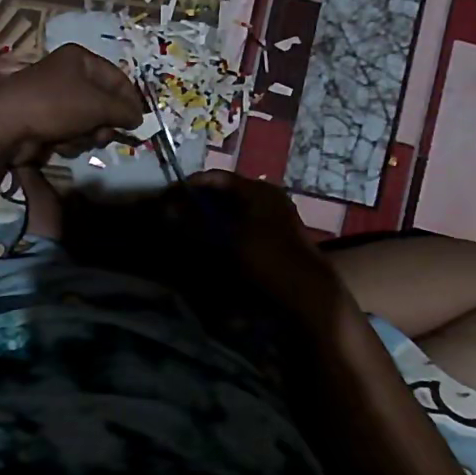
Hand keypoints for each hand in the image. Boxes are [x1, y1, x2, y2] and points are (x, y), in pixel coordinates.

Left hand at [0, 44, 145, 165]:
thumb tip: (138, 118)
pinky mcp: (44, 121)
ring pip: (87, 122)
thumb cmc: (56, 105)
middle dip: (104, 122)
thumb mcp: (97, 104)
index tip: (138, 122)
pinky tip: (58, 144)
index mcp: (79, 59)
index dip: (130, 100)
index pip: (117, 77)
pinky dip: (68, 141)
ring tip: (75, 138)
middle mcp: (67, 75)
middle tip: (102, 134)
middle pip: (102, 103)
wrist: (8, 125)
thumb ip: (123, 110)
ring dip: (86, 135)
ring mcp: (54, 99)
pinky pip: (69, 133)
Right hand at [180, 170, 346, 322]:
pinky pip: (243, 224)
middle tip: (175, 214)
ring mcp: (274, 216)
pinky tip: (212, 243)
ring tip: (189, 230)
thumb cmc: (267, 260)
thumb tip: (167, 210)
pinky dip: (224, 230)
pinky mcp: (276, 237)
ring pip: (233, 209)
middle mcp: (268, 197)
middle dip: (198, 202)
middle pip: (224, 192)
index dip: (189, 185)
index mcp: (258, 190)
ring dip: (210, 217)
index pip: (215, 177)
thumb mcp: (226, 239)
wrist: (308, 297)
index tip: (167, 198)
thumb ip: (195, 223)